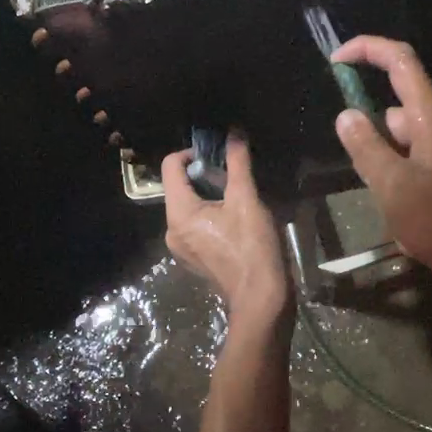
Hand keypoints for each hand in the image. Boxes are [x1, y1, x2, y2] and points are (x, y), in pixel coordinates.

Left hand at [163, 135, 289, 323]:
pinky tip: (235, 219)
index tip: (217, 154)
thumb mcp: (246, 198)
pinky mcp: (193, 258)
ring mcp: (180, 247)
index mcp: (178, 212)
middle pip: (179, 186)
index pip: (170, 166)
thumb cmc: (251, 246)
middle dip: (204, 174)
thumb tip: (234, 132)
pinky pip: (194, 224)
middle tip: (233, 175)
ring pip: (188, 205)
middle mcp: (171, 229)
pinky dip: (210, 213)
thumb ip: (238, 163)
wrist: (261, 299)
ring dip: (209, 194)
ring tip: (237, 196)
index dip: (191, 153)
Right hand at [331, 36, 431, 285]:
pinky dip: (408, 171)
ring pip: (411, 136)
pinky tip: (411, 212)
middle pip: (400, 108)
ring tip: (394, 206)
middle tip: (370, 180)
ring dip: (392, 160)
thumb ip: (366, 147)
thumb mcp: (392, 187)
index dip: (367, 49)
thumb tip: (347, 114)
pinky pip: (426, 155)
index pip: (401, 61)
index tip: (336, 60)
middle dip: (375, 135)